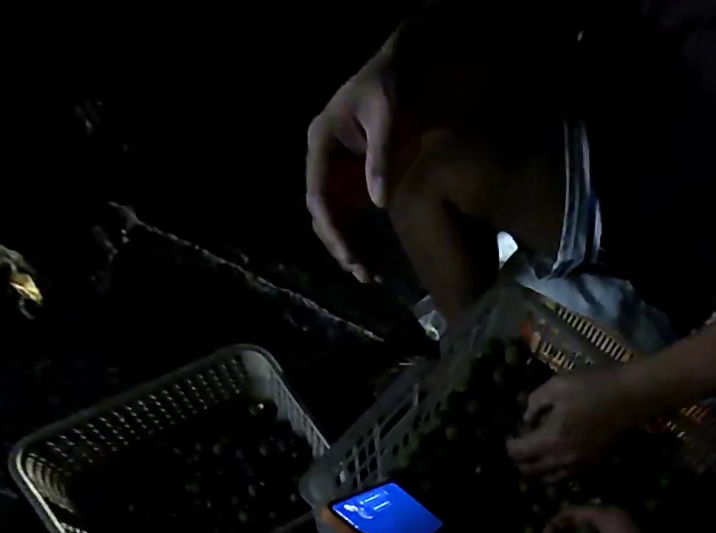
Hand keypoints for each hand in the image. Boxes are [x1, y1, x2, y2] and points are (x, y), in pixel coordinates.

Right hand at [305, 41, 400, 282]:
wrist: (398, 72)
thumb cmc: (389, 83)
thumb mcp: (387, 111)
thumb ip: (381, 154)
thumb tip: (378, 203)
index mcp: (320, 142)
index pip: (317, 193)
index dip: (329, 225)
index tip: (346, 251)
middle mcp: (321, 164)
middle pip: (321, 215)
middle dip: (338, 245)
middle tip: (360, 271)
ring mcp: (333, 178)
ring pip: (332, 224)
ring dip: (346, 251)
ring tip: (367, 276)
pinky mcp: (348, 187)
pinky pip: (347, 221)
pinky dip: (356, 243)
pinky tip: (371, 264)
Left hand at [507, 366, 665, 477]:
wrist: (635, 395)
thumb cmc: (595, 386)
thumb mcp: (557, 385)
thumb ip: (534, 403)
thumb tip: (526, 419)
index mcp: (550, 439)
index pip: (518, 453)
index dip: (509, 445)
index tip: (510, 436)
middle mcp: (562, 458)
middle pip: (529, 471)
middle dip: (518, 461)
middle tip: (518, 448)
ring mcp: (579, 464)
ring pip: (547, 479)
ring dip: (535, 471)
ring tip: (532, 458)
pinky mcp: (592, 464)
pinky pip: (566, 478)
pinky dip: (553, 474)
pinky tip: (553, 462)